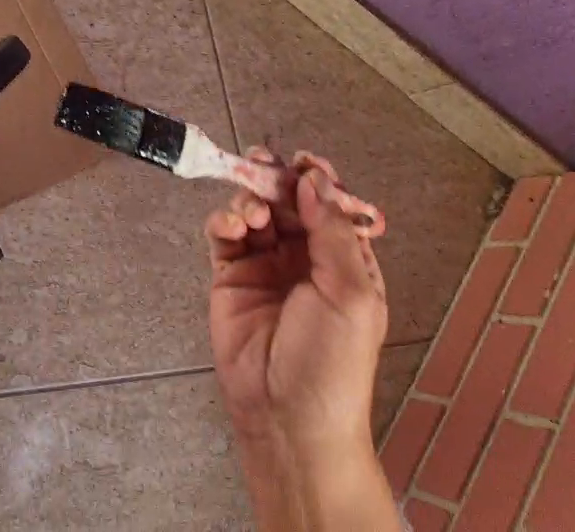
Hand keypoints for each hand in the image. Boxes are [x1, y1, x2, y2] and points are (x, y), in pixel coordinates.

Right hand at [205, 151, 386, 449]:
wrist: (286, 413)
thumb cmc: (331, 358)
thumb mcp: (350, 293)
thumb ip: (332, 231)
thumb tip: (313, 180)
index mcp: (344, 260)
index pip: (330, 207)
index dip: (318, 181)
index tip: (303, 161)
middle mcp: (304, 257)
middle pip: (288, 202)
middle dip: (276, 180)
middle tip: (260, 163)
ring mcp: (264, 264)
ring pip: (255, 211)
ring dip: (250, 200)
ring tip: (249, 212)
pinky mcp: (229, 275)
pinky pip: (224, 234)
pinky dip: (224, 221)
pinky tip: (231, 226)